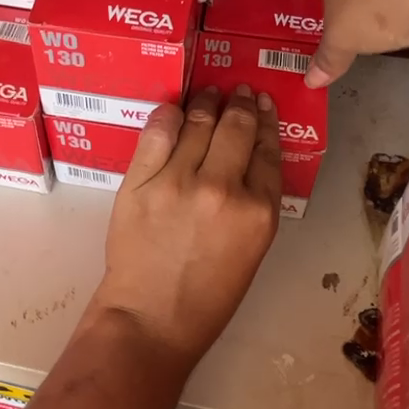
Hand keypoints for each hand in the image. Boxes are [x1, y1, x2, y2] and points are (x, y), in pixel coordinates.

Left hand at [92, 85, 282, 370]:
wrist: (151, 318)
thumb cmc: (206, 297)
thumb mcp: (251, 251)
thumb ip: (253, 204)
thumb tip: (245, 161)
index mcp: (259, 211)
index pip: (267, 150)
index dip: (266, 120)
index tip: (262, 103)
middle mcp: (223, 189)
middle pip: (236, 128)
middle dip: (239, 103)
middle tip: (237, 90)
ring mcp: (178, 181)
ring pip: (198, 124)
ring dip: (206, 103)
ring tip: (207, 94)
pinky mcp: (140, 181)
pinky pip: (158, 133)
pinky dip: (168, 115)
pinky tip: (173, 108)